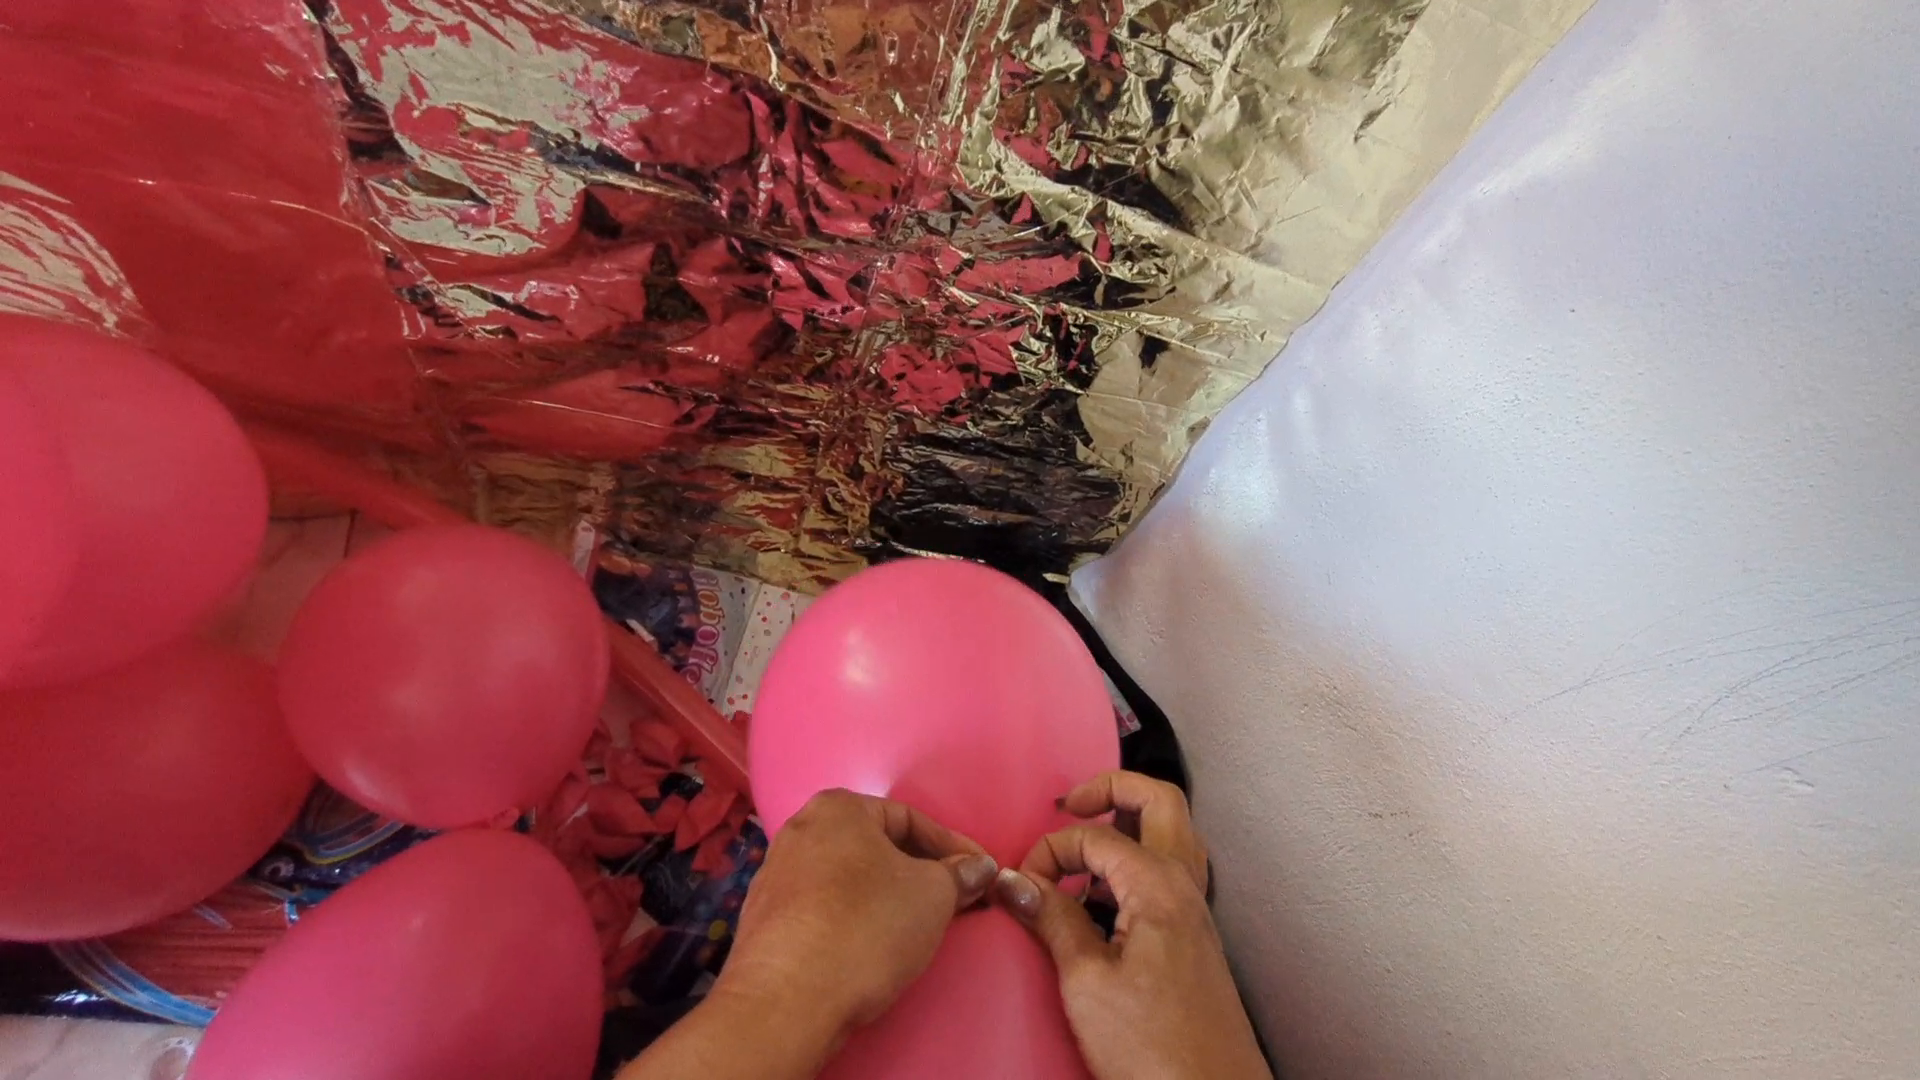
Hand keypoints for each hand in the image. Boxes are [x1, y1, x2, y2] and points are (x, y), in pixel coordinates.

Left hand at [719, 789, 998, 1038]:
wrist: (786, 1001)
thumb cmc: (867, 926)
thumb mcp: (932, 894)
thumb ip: (959, 874)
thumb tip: (979, 867)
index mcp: (837, 808)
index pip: (910, 819)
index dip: (952, 847)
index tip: (981, 872)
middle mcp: (800, 830)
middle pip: (876, 846)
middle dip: (919, 871)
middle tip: (956, 898)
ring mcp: (775, 875)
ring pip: (849, 877)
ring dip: (886, 894)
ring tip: (919, 923)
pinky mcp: (763, 920)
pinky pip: (824, 907)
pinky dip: (854, 917)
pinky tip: (873, 943)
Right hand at [994, 772, 1269, 1079]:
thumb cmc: (1153, 1049)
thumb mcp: (1087, 982)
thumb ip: (1051, 919)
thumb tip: (1014, 881)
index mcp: (1159, 883)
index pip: (1096, 835)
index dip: (1051, 851)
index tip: (1023, 885)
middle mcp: (1185, 883)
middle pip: (1158, 799)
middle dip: (1111, 788)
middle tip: (1071, 806)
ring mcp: (1195, 909)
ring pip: (1172, 832)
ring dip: (1129, 822)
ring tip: (1087, 846)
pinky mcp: (1194, 936)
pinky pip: (1170, 868)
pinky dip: (1137, 860)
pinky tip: (1106, 895)